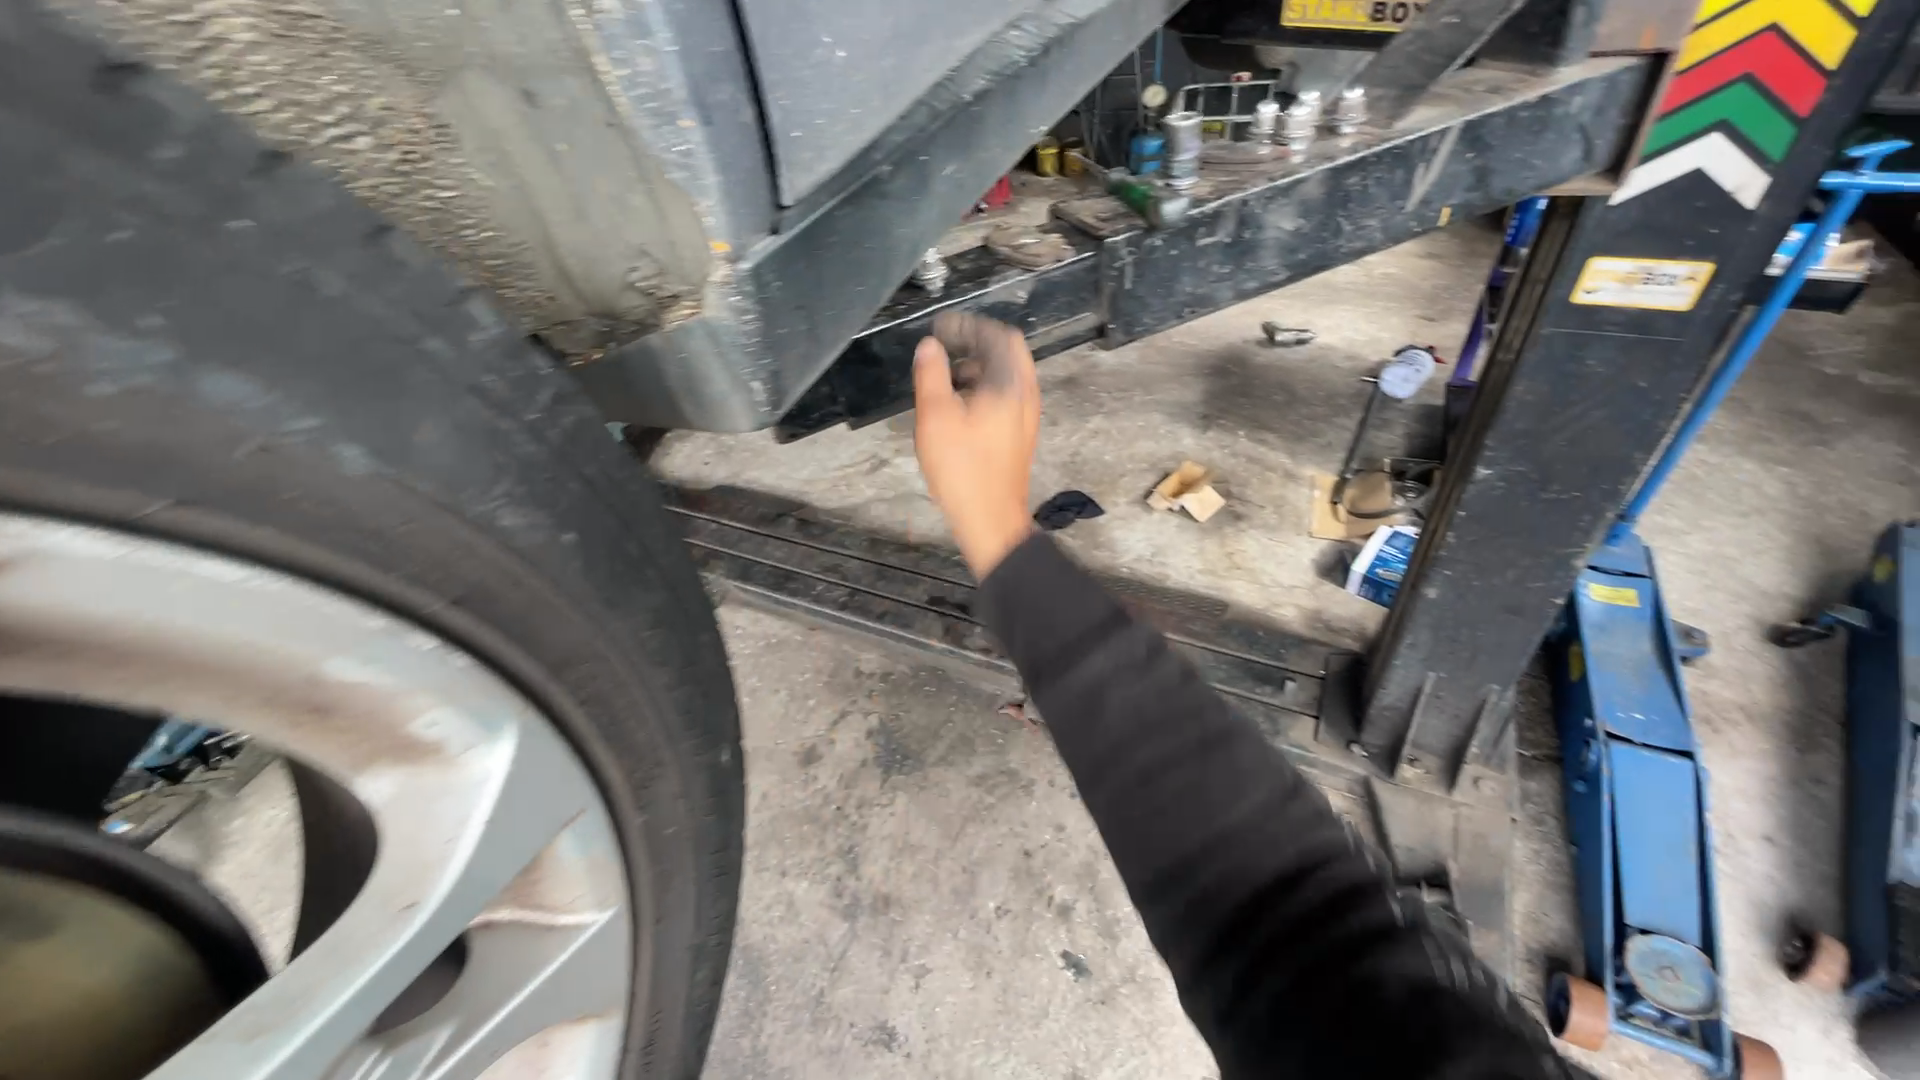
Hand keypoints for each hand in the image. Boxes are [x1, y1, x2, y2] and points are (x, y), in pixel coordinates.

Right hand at [912, 312, 1039, 577]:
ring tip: (947, 376)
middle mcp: (1026, 393)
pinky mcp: (1021, 433)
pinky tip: (960, 405)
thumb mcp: (935, 416)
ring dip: (979, 366)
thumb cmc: (962, 467)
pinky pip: (1007, 395)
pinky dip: (985, 387)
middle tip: (945, 345)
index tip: (940, 328)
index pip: (997, 335)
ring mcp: (1027, 415)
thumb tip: (929, 346)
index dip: (967, 325)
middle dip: (975, 342)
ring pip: (1007, 374)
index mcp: (1010, 383)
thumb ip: (931, 374)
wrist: (990, 518)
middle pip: (1007, 351)